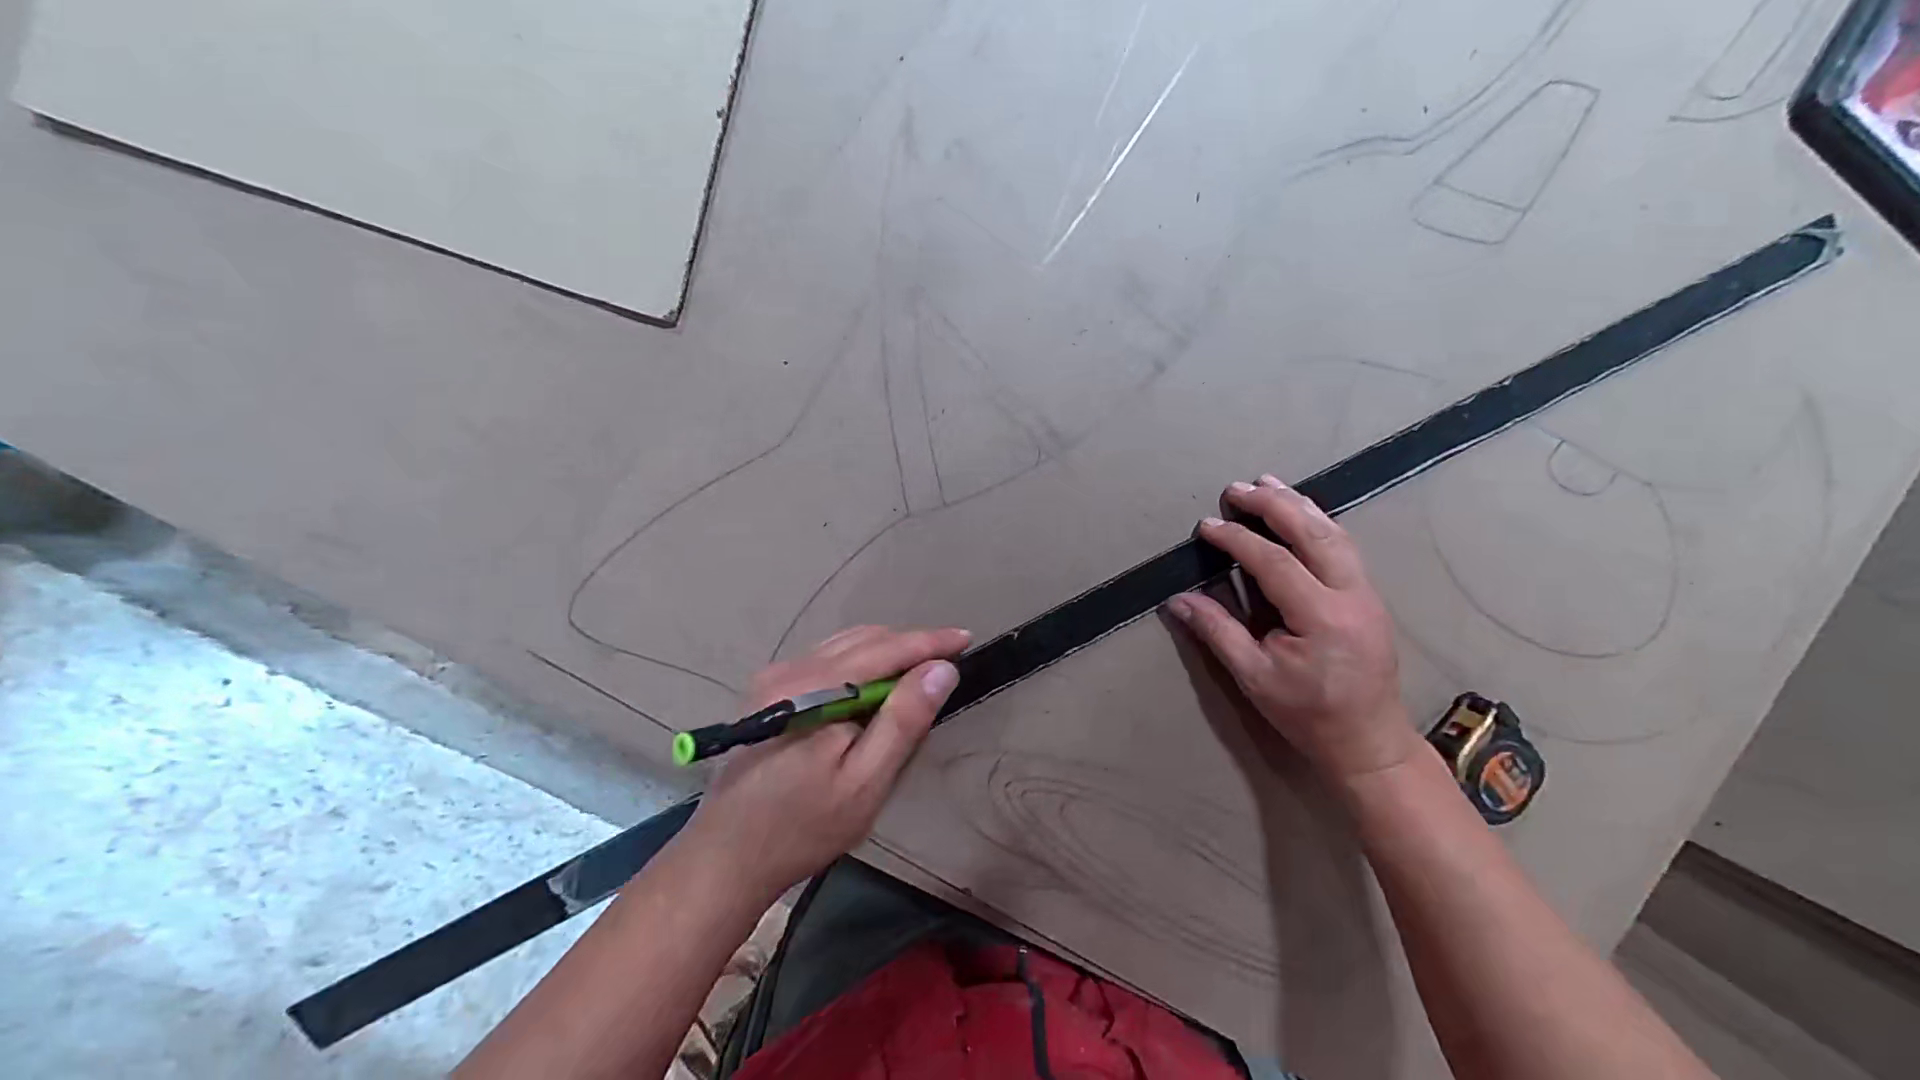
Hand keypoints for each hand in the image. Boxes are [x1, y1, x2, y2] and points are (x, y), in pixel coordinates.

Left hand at [684, 625, 968, 899]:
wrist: (727, 856)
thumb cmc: (802, 827)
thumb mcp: (865, 782)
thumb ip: (903, 721)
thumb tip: (942, 669)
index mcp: (812, 687)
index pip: (885, 649)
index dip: (929, 642)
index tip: (966, 639)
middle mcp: (789, 670)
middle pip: (864, 640)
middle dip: (910, 645)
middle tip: (948, 662)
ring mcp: (774, 678)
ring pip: (845, 646)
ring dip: (886, 653)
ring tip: (920, 673)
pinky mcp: (768, 692)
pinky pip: (827, 659)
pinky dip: (861, 663)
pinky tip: (876, 688)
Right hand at [1165, 474, 1421, 781]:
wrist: (1368, 741)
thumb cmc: (1307, 714)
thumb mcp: (1254, 677)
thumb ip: (1218, 632)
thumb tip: (1178, 600)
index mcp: (1322, 618)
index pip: (1275, 562)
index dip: (1237, 540)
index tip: (1206, 526)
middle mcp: (1352, 596)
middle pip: (1314, 534)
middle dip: (1273, 505)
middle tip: (1237, 488)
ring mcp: (1367, 594)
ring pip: (1335, 534)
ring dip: (1299, 505)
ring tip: (1267, 484)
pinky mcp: (1369, 597)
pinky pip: (1344, 547)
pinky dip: (1318, 522)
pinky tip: (1299, 513)